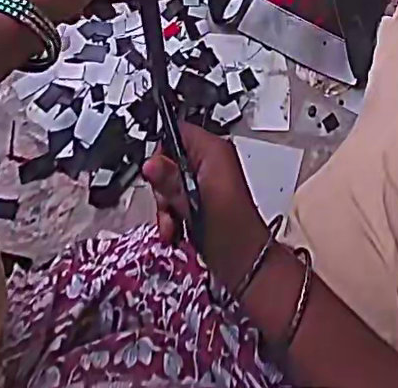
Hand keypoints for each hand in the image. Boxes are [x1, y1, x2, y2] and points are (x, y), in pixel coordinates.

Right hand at [143, 123, 271, 286]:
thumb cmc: (230, 233)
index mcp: (213, 151)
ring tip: (173, 225)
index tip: (156, 176)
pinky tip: (177, 230)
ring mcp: (209, 180)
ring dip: (167, 206)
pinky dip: (174, 214)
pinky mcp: (205, 199)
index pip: (178, 131)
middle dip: (163, 187)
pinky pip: (180, 198)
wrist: (246, 266)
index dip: (162, 151)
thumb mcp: (193, 202)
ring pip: (173, 183)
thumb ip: (170, 180)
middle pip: (171, 160)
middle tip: (168, 207)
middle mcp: (212, 161)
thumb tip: (151, 163)